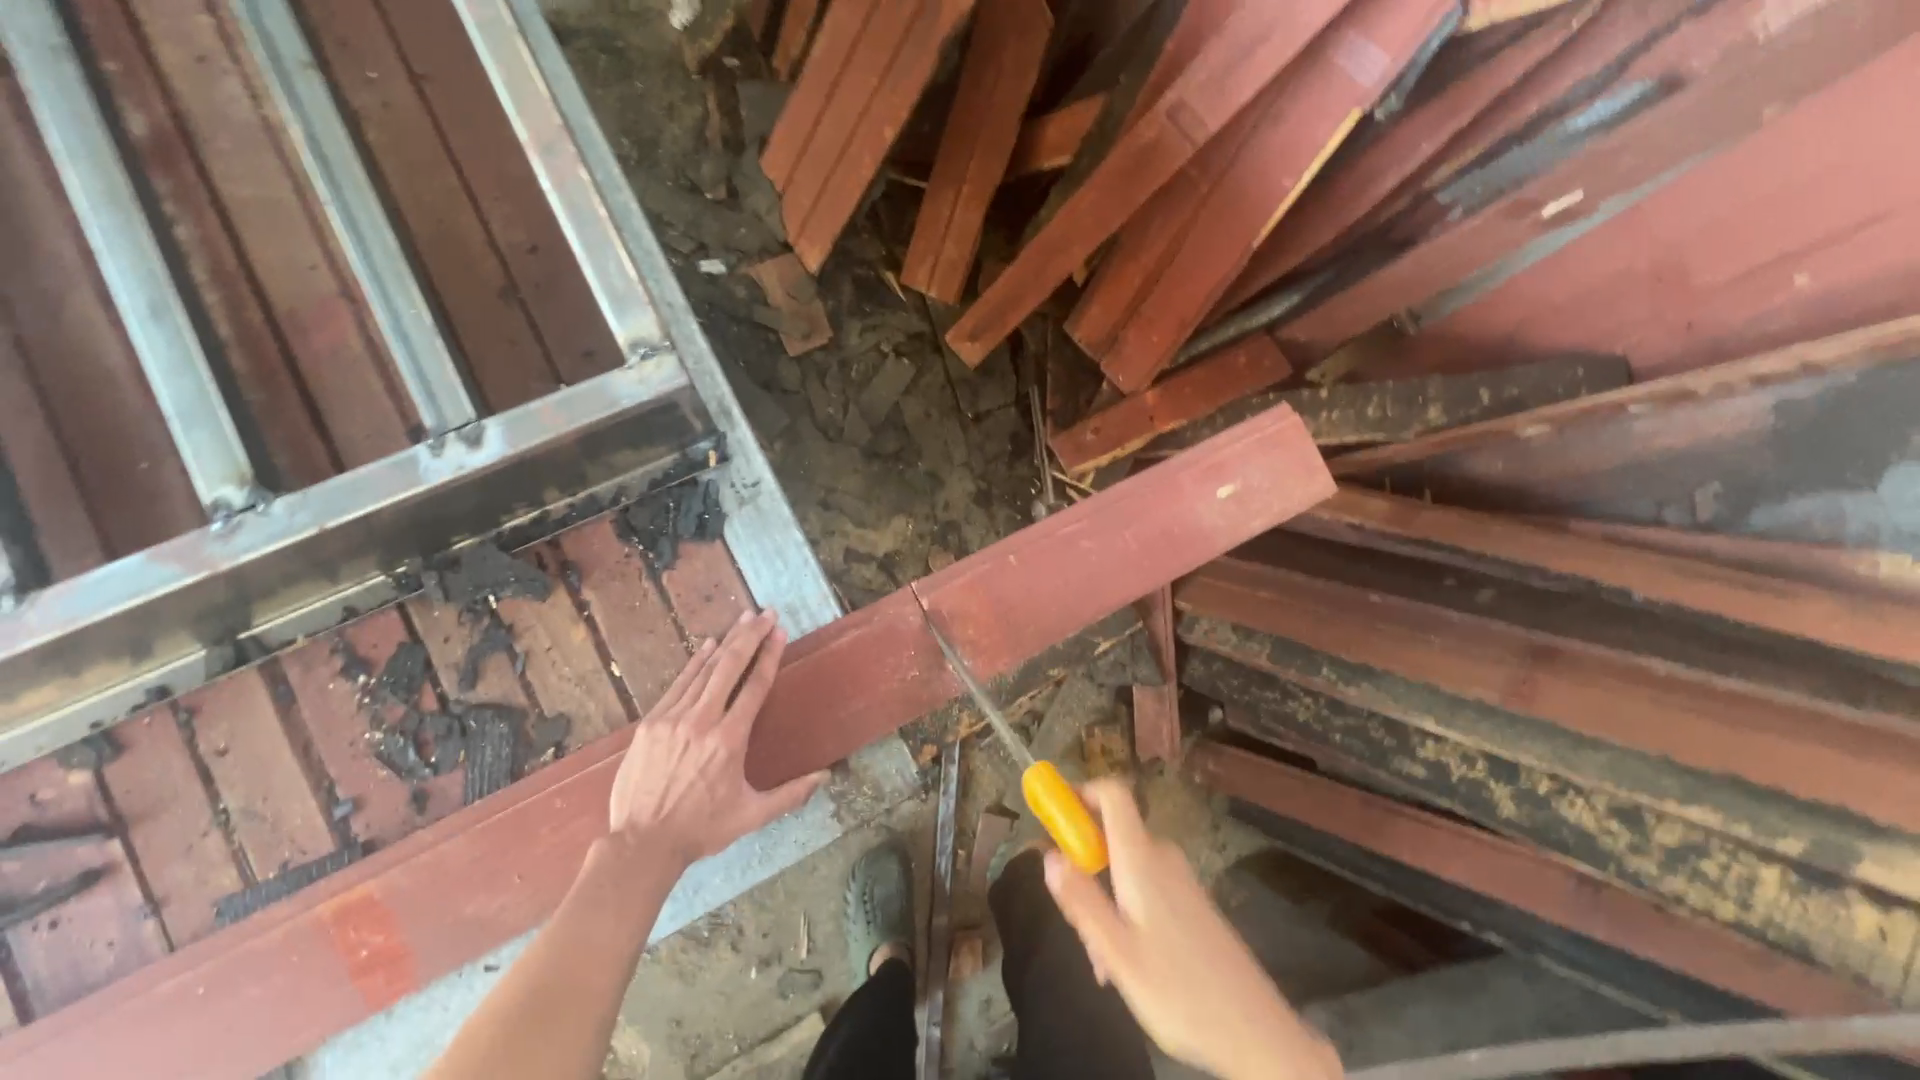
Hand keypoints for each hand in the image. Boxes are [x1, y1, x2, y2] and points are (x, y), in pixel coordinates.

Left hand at [608, 610, 825, 867]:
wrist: (643, 842)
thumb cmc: (701, 829)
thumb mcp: (752, 815)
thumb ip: (791, 794)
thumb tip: (825, 777)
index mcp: (730, 740)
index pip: (755, 687)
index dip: (769, 656)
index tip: (779, 633)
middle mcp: (703, 721)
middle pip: (730, 667)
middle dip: (750, 636)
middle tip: (765, 614)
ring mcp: (673, 720)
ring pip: (704, 671)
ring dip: (725, 644)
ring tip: (742, 620)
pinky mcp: (651, 724)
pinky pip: (678, 685)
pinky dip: (694, 664)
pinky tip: (706, 646)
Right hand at [1044, 780, 1341, 1079]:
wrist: (1256, 1032)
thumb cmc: (1179, 991)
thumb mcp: (1117, 952)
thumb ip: (1081, 900)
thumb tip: (1047, 854)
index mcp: (1142, 860)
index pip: (1114, 794)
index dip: (1081, 793)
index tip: (1053, 820)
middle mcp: (1163, 860)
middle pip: (1112, 837)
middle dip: (1084, 869)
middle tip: (1075, 924)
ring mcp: (1182, 882)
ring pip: (1126, 871)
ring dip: (1104, 903)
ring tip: (1104, 965)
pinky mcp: (1193, 906)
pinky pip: (1146, 891)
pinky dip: (1126, 916)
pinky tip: (1129, 967)